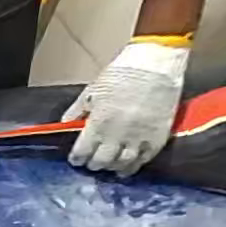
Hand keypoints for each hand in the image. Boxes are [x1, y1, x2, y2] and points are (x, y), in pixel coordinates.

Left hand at [64, 40, 189, 175]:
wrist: (157, 59)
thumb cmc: (120, 74)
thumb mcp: (90, 93)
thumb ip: (75, 113)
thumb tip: (65, 127)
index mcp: (97, 124)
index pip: (81, 154)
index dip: (77, 159)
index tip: (77, 158)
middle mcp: (117, 134)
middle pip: (100, 162)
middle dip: (94, 164)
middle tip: (93, 160)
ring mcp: (140, 135)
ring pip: (123, 164)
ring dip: (114, 167)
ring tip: (110, 165)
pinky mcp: (160, 132)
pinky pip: (146, 157)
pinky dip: (136, 163)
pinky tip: (130, 164)